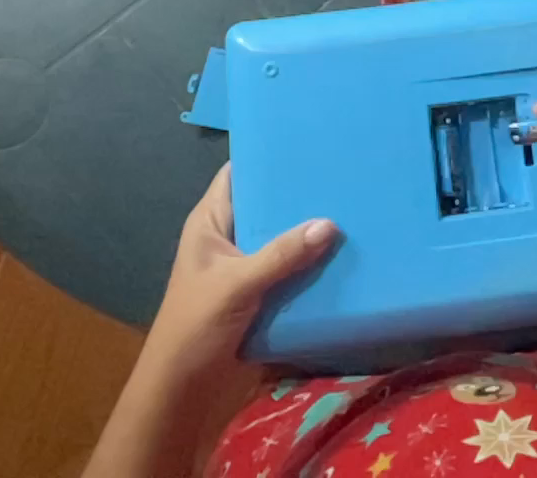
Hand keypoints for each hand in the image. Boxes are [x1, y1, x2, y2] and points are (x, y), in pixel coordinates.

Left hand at [148, 163, 337, 375]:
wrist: (182, 395)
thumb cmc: (195, 328)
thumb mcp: (237, 285)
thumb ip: (282, 255)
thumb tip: (330, 224)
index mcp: (211, 222)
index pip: (238, 174)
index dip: (266, 156)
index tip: (305, 141)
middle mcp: (229, 236)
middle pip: (268, 204)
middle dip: (300, 193)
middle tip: (342, 173)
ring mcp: (246, 265)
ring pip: (283, 236)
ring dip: (310, 229)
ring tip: (353, 205)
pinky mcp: (262, 292)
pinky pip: (292, 266)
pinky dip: (312, 261)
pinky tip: (345, 251)